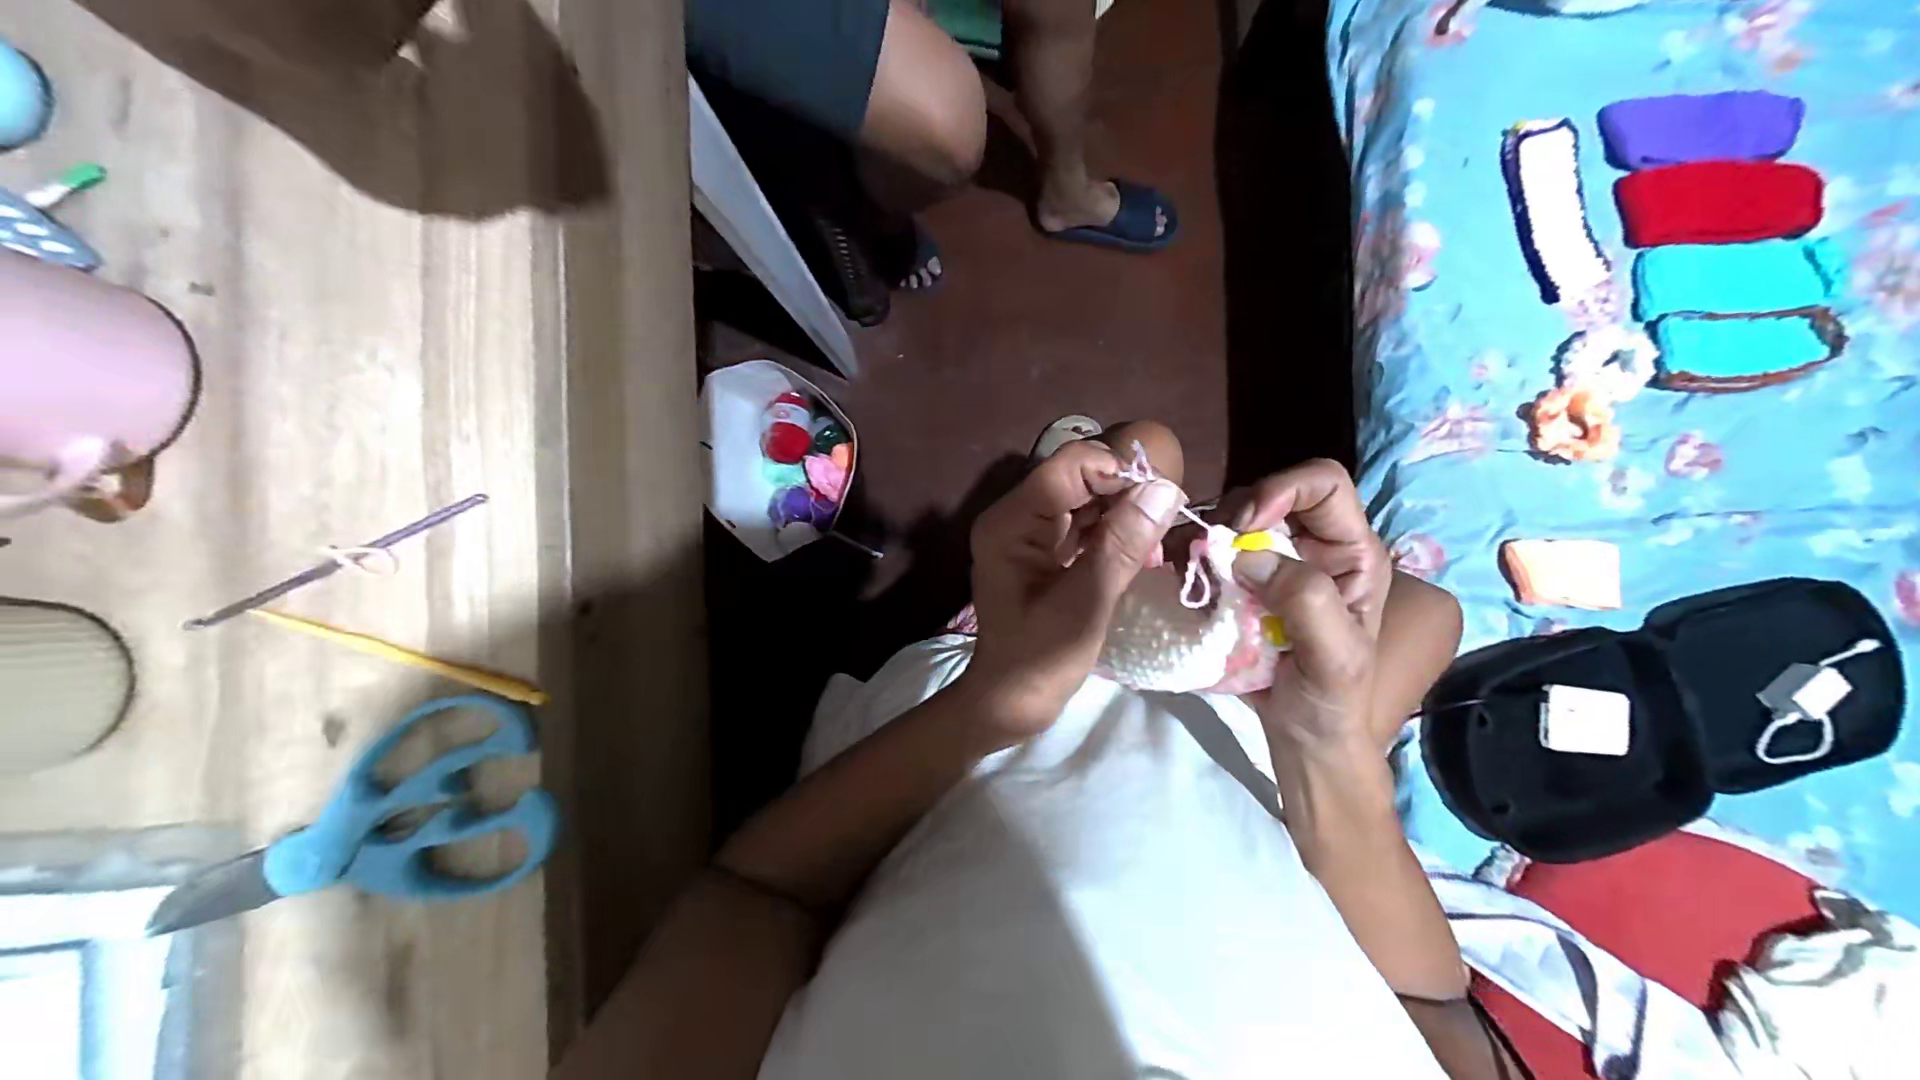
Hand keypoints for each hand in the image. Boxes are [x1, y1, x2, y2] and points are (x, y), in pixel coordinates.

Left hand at [960, 440, 1184, 742]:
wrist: (1011, 701)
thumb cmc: (1041, 659)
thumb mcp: (1087, 602)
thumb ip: (1123, 544)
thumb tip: (1165, 489)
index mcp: (1010, 523)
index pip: (1068, 466)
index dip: (1117, 470)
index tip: (1161, 498)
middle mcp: (1014, 518)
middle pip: (1076, 477)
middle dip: (1124, 491)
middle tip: (1166, 520)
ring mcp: (1027, 534)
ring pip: (1084, 498)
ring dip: (1123, 511)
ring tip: (1156, 538)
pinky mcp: (1042, 551)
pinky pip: (1083, 525)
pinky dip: (1113, 531)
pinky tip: (1139, 550)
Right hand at [1221, 461, 1389, 750]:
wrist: (1303, 737)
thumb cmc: (1330, 701)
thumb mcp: (1335, 658)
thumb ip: (1306, 601)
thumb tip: (1248, 557)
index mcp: (1351, 553)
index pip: (1324, 485)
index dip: (1283, 488)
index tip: (1244, 526)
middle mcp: (1312, 546)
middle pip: (1268, 495)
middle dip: (1233, 517)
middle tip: (1210, 557)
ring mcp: (1273, 563)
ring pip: (1232, 520)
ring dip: (1207, 539)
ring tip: (1197, 576)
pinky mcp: (1239, 582)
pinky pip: (1209, 551)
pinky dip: (1192, 560)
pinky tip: (1190, 586)